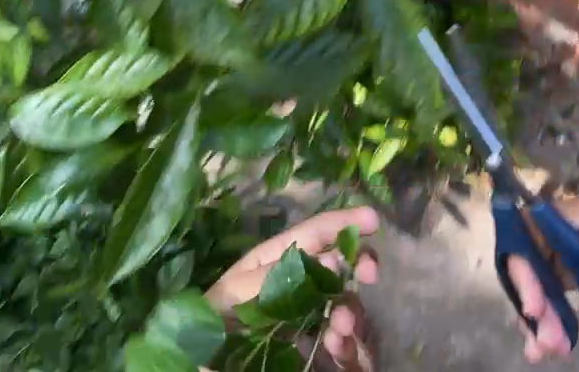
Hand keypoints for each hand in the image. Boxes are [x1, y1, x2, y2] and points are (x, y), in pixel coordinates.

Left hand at [207, 206, 381, 369]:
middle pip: (339, 264)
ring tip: (341, 330)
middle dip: (358, 264)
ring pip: (344, 304)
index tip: (374, 220)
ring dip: (350, 311)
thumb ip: (277, 275)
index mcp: (277, 259)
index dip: (344, 222)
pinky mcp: (311, 349)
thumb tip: (331, 256)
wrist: (204, 360)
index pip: (315, 232)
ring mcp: (307, 316)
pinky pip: (341, 343)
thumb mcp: (236, 292)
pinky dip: (348, 346)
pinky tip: (340, 350)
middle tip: (370, 274)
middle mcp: (298, 282)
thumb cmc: (214, 320)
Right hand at [505, 197, 578, 371]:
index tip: (534, 305)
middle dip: (529, 289)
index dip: (527, 255)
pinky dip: (540, 315)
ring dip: (534, 307)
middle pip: (533, 243)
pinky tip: (543, 346)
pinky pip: (545, 285)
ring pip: (534, 266)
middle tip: (540, 334)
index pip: (544, 219)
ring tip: (548, 348)